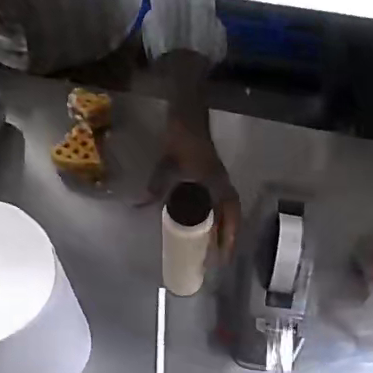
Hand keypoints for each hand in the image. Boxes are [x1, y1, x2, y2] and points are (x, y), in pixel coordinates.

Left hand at [146, 117, 240, 256]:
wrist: (189, 115)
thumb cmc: (184, 140)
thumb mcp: (169, 165)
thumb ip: (157, 187)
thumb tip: (140, 207)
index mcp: (218, 185)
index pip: (230, 216)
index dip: (229, 236)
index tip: (224, 256)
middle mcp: (222, 184)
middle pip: (232, 216)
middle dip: (228, 237)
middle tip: (220, 257)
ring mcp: (218, 179)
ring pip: (226, 210)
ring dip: (223, 226)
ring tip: (215, 245)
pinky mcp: (210, 175)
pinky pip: (217, 201)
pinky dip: (215, 215)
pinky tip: (203, 222)